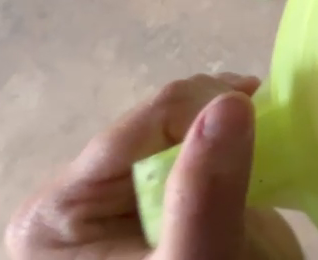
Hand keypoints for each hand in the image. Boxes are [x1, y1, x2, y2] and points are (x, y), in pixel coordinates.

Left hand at [5, 73, 301, 259]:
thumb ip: (204, 191)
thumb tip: (230, 102)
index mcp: (55, 215)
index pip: (138, 125)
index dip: (204, 113)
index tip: (257, 122)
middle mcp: (79, 196)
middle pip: (161, 116)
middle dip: (219, 118)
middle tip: (263, 144)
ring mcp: (121, 194)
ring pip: (186, 116)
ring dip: (233, 124)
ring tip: (262, 153)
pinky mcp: (164, 192)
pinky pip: (202, 135)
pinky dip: (238, 135)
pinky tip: (258, 156)